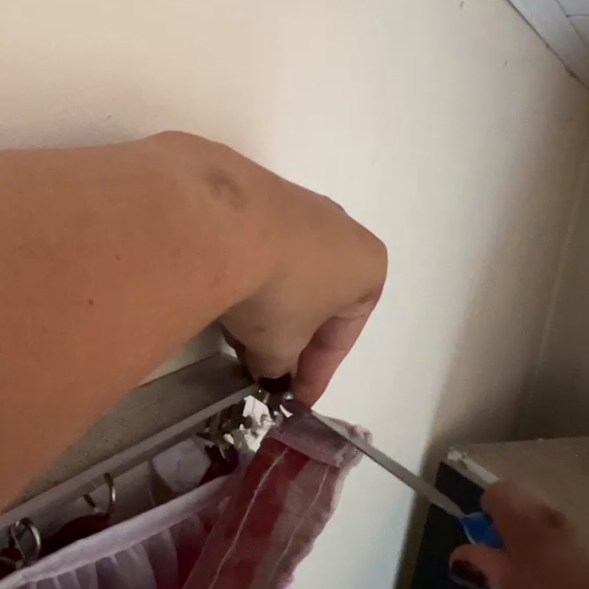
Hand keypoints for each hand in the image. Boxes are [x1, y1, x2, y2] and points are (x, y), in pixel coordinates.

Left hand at [192, 140, 385, 404]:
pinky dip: (244, 270)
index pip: (343, 334)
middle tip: (263, 366)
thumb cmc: (275, 291)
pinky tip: (220, 290)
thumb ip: (280, 365)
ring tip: (235, 332)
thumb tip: (268, 369)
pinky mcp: (256, 190)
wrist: (221, 222)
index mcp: (367, 266)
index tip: (296, 398)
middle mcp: (341, 227)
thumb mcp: (281, 345)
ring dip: (265, 303)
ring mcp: (298, 202)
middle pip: (315, 297)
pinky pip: (257, 242)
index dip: (317, 373)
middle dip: (289, 335)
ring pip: (286, 268)